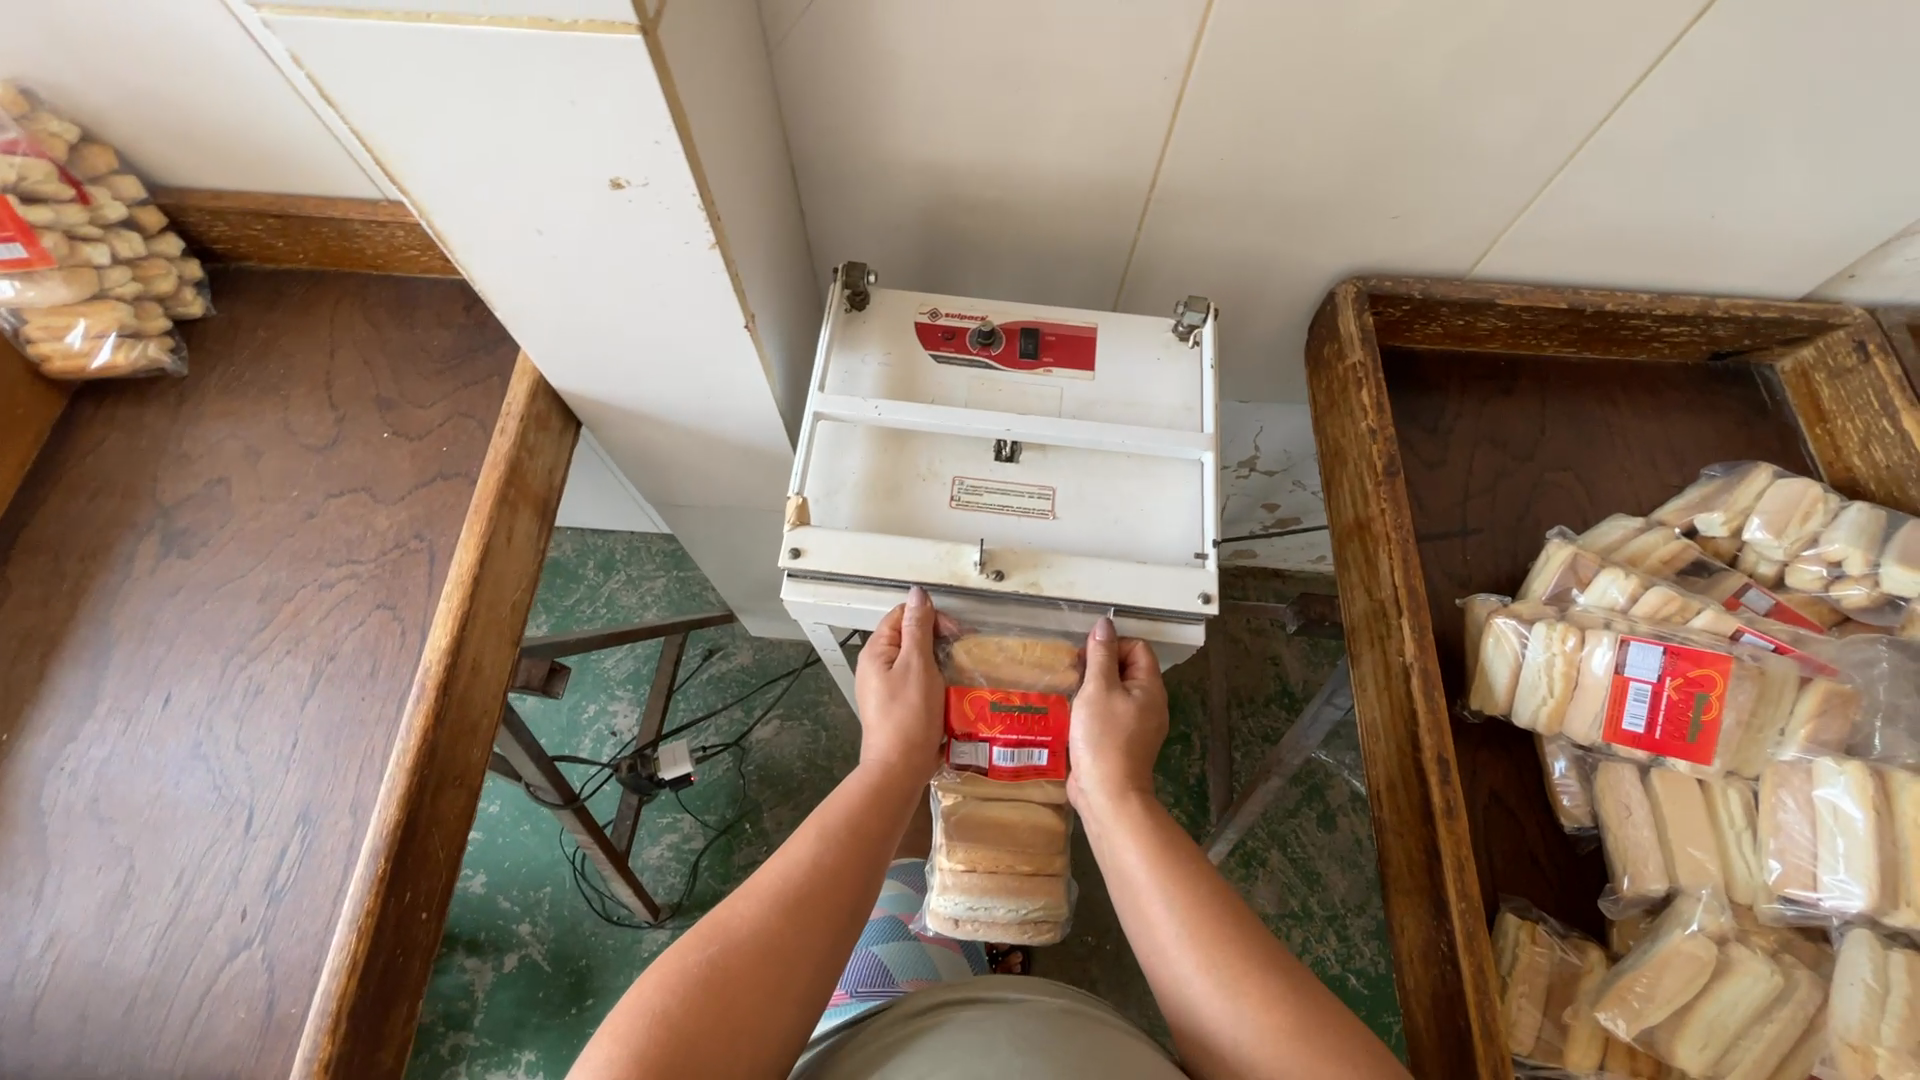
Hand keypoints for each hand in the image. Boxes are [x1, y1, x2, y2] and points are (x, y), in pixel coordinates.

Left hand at [854, 586, 945, 781]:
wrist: (899, 769)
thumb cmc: (909, 715)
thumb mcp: (917, 664)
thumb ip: (918, 628)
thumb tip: (917, 592)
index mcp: (876, 651)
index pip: (903, 615)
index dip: (931, 617)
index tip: (956, 634)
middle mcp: (876, 666)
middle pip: (910, 636)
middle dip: (938, 639)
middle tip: (963, 652)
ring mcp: (886, 687)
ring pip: (917, 660)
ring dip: (940, 661)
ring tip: (961, 670)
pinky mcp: (898, 705)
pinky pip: (918, 682)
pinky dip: (936, 681)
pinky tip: (952, 689)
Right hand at [1068, 617, 1168, 813]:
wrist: (1107, 793)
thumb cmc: (1103, 737)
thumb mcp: (1098, 689)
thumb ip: (1101, 655)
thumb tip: (1104, 624)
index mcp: (1150, 688)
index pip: (1137, 648)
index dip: (1112, 646)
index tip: (1086, 659)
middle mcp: (1150, 704)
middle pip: (1127, 668)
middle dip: (1099, 666)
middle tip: (1075, 676)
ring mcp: (1137, 724)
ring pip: (1115, 691)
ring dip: (1092, 688)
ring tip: (1071, 694)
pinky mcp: (1122, 741)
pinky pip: (1109, 712)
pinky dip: (1093, 708)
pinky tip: (1073, 715)